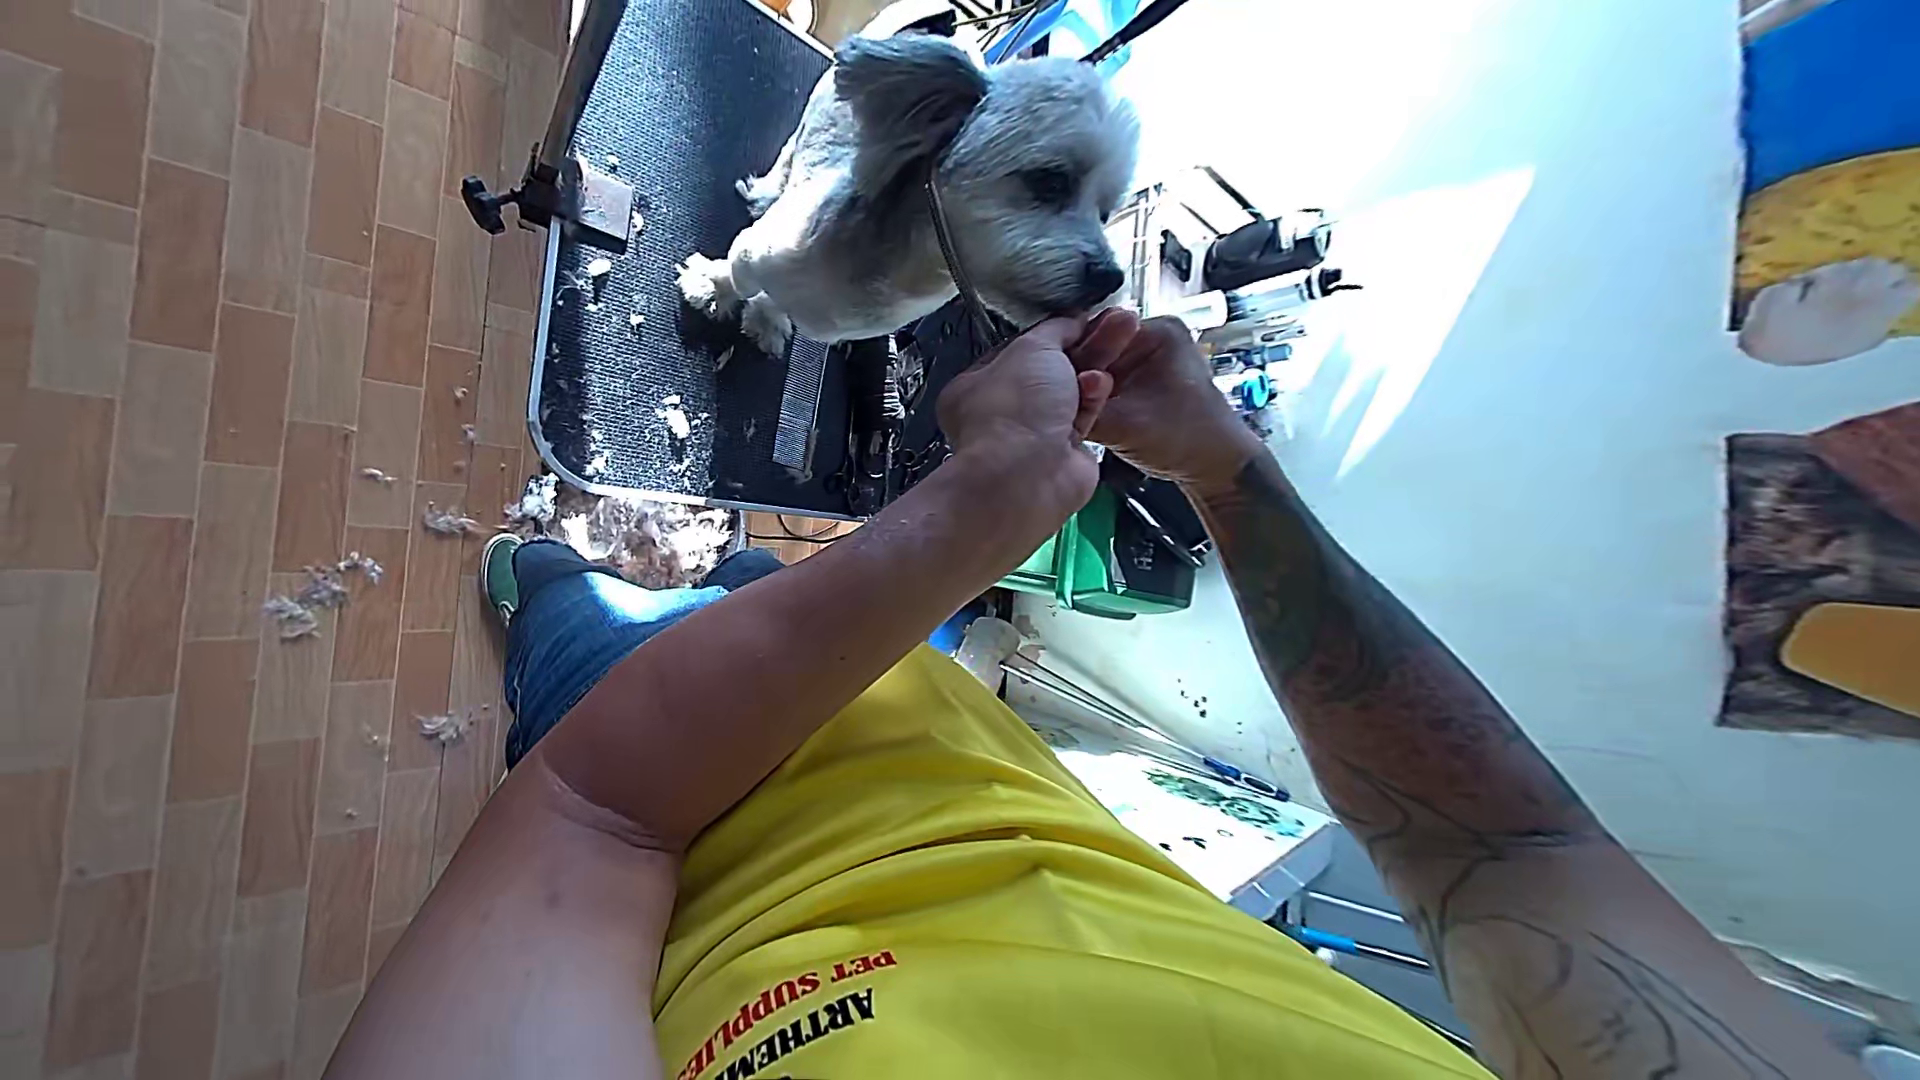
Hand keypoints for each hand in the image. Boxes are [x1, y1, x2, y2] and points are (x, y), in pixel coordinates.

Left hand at [937, 315, 1136, 518]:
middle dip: (1081, 347)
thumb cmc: (1014, 414)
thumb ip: (1053, 331)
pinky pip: (1083, 418)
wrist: (1029, 474)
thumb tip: (1069, 323)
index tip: (1076, 320)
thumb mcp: (1032, 348)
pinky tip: (1102, 383)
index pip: (1014, 352)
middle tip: (1113, 324)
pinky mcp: (1062, 454)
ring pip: (1069, 393)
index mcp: (974, 387)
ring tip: (1120, 343)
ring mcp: (1032, 436)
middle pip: (1047, 372)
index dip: (1047, 334)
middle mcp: (1002, 414)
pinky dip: (1094, 399)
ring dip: (1093, 368)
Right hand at [1070, 313, 1265, 498]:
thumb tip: (1048, 406)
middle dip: (1076, 375)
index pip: (1097, 332)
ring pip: (1097, 367)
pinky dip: (1093, 399)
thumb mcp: (1127, 425)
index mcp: (1158, 332)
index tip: (1052, 381)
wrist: (1213, 466)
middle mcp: (1151, 339)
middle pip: (1094, 348)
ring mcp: (1145, 360)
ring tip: (1067, 408)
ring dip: (1082, 389)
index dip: (1072, 358)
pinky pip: (1104, 383)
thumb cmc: (1191, 439)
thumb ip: (1086, 411)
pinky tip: (1082, 413)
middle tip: (1057, 398)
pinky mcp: (1140, 381)